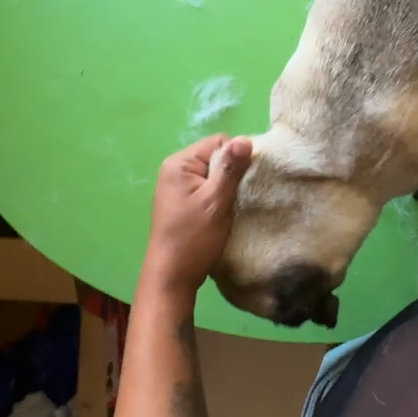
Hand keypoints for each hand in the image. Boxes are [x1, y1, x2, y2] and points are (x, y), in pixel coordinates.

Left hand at [143, 135, 251, 296]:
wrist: (172, 278)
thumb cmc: (193, 238)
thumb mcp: (216, 201)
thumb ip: (230, 169)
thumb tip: (245, 139)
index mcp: (179, 163)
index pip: (218, 142)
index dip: (237, 157)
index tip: (245, 180)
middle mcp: (175, 170)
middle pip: (215, 156)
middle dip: (231, 173)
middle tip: (239, 196)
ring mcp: (177, 187)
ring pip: (213, 174)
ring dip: (226, 187)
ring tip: (232, 206)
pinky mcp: (182, 202)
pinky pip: (207, 188)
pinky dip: (219, 197)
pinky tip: (223, 212)